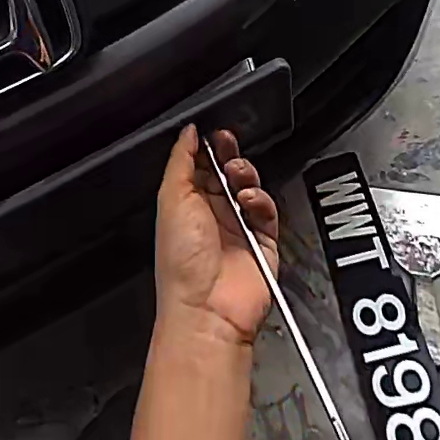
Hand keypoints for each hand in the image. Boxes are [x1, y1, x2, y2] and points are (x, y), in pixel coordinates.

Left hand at [153, 125, 279, 346]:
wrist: (207, 308)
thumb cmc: (181, 263)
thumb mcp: (171, 198)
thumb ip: (181, 160)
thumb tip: (187, 131)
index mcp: (186, 204)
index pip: (200, 165)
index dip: (206, 147)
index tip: (210, 133)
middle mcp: (212, 213)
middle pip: (226, 171)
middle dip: (229, 153)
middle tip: (228, 143)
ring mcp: (238, 226)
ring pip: (249, 184)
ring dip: (244, 173)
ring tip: (236, 176)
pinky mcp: (262, 239)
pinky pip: (268, 208)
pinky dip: (260, 199)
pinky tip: (248, 201)